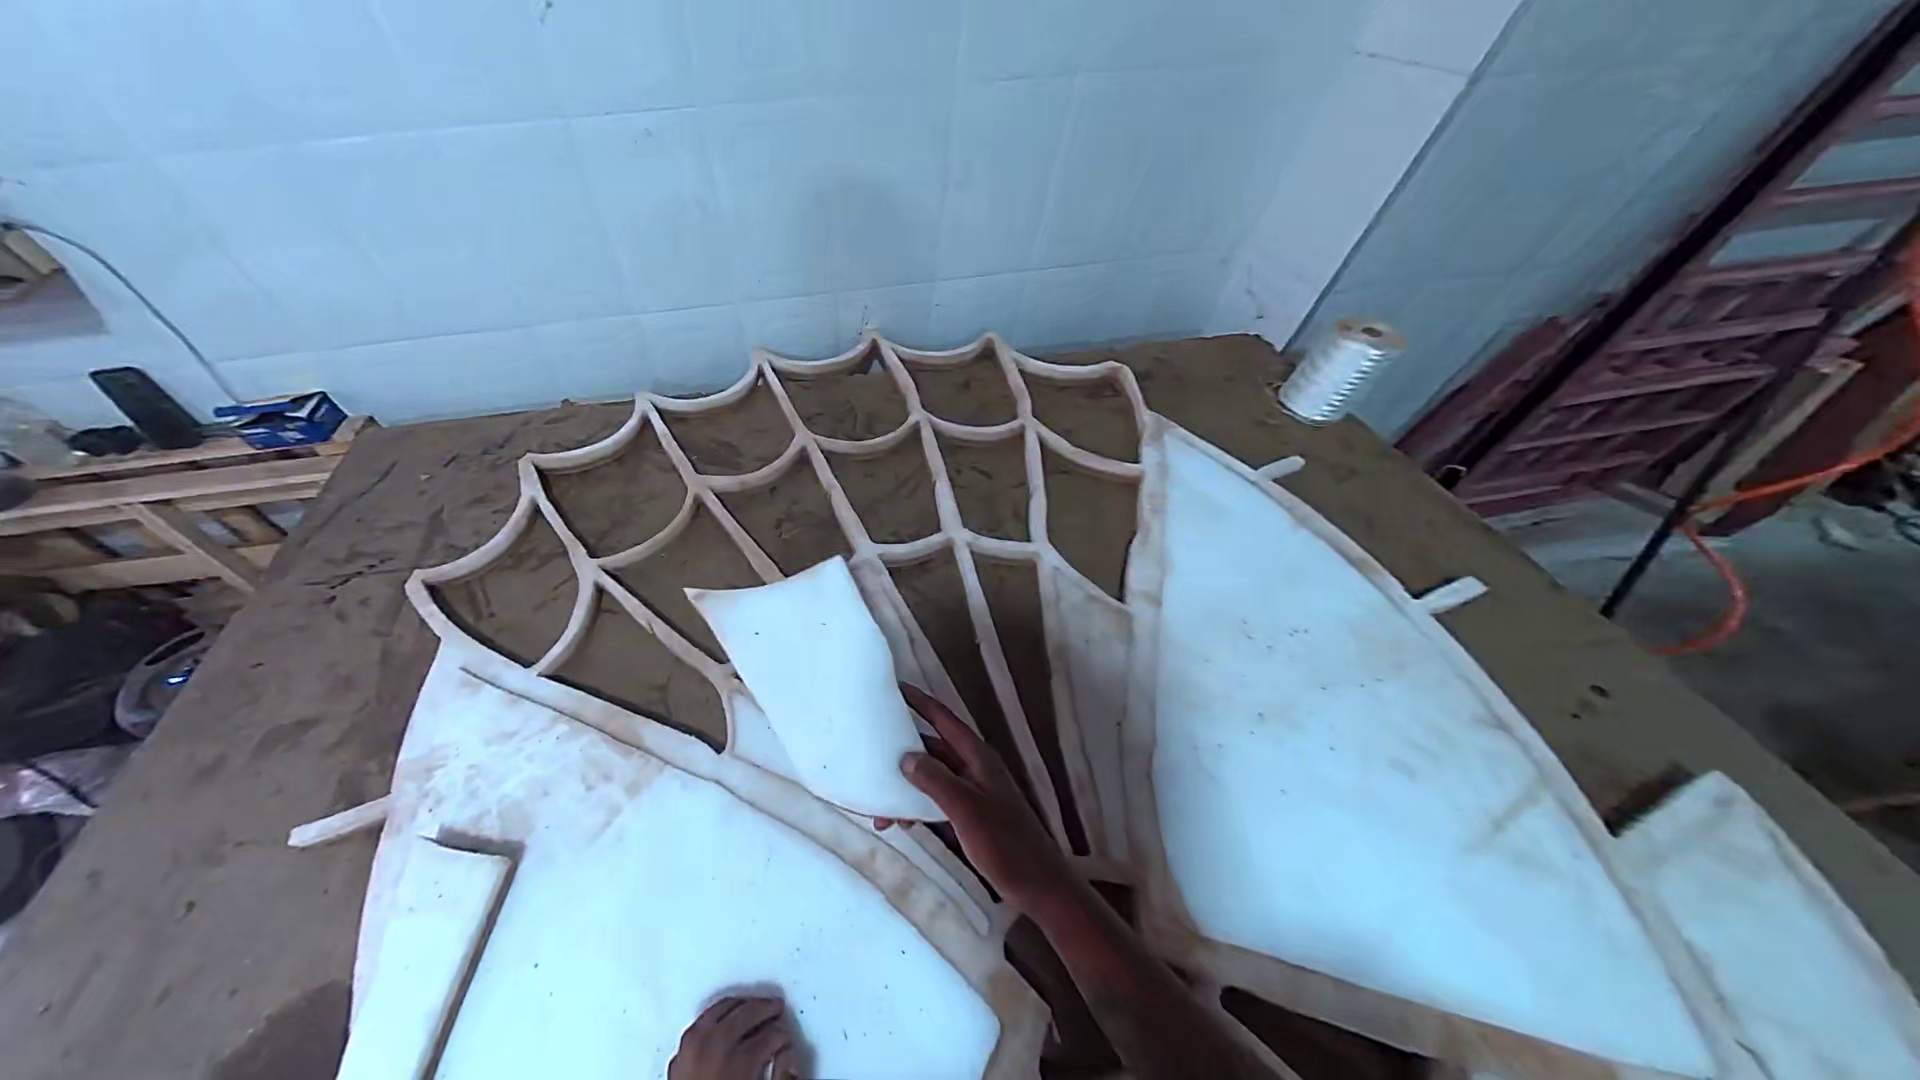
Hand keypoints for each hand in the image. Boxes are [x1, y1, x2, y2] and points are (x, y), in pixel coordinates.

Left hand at [667, 996, 795, 1079]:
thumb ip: (780, 1078)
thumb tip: (788, 1059)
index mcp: (739, 1063)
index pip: (771, 1034)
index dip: (782, 1035)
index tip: (785, 1040)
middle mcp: (713, 1052)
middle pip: (746, 1013)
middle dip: (765, 1010)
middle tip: (776, 1010)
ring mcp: (691, 1054)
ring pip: (720, 1011)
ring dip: (740, 1006)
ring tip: (752, 1008)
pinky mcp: (676, 1061)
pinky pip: (698, 1025)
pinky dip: (714, 1016)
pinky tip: (723, 1020)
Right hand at [895, 683, 1075, 912]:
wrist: (1037, 885)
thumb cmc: (1005, 844)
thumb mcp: (965, 809)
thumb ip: (936, 780)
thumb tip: (905, 756)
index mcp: (978, 757)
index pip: (944, 719)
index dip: (920, 703)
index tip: (895, 689)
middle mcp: (975, 768)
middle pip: (933, 749)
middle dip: (903, 754)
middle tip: (871, 759)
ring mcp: (973, 791)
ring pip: (932, 778)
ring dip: (907, 788)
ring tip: (880, 810)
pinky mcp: (971, 814)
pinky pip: (937, 800)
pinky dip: (918, 807)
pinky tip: (903, 823)